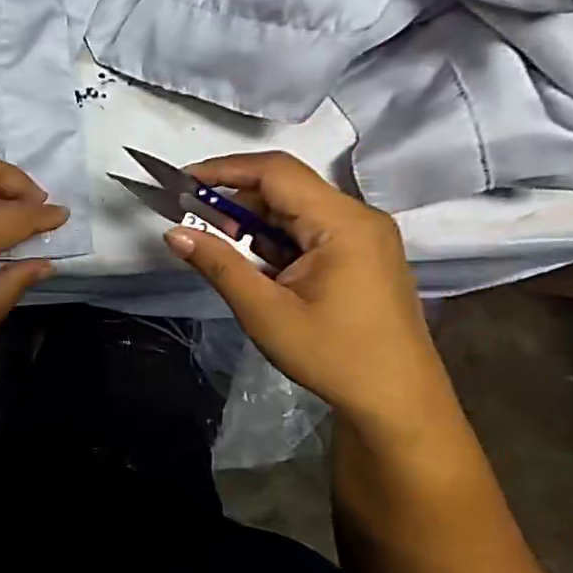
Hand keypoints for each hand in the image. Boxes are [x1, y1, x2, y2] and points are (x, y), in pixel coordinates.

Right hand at [162, 151, 453, 426]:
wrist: (398, 403)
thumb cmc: (334, 356)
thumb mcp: (265, 312)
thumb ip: (218, 265)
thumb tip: (173, 232)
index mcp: (343, 224)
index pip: (276, 172)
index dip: (225, 169)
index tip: (183, 183)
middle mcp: (358, 219)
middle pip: (285, 188)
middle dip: (236, 202)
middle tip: (196, 225)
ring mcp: (364, 236)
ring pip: (294, 210)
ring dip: (253, 224)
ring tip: (223, 252)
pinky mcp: (361, 255)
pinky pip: (308, 231)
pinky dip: (274, 240)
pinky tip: (257, 268)